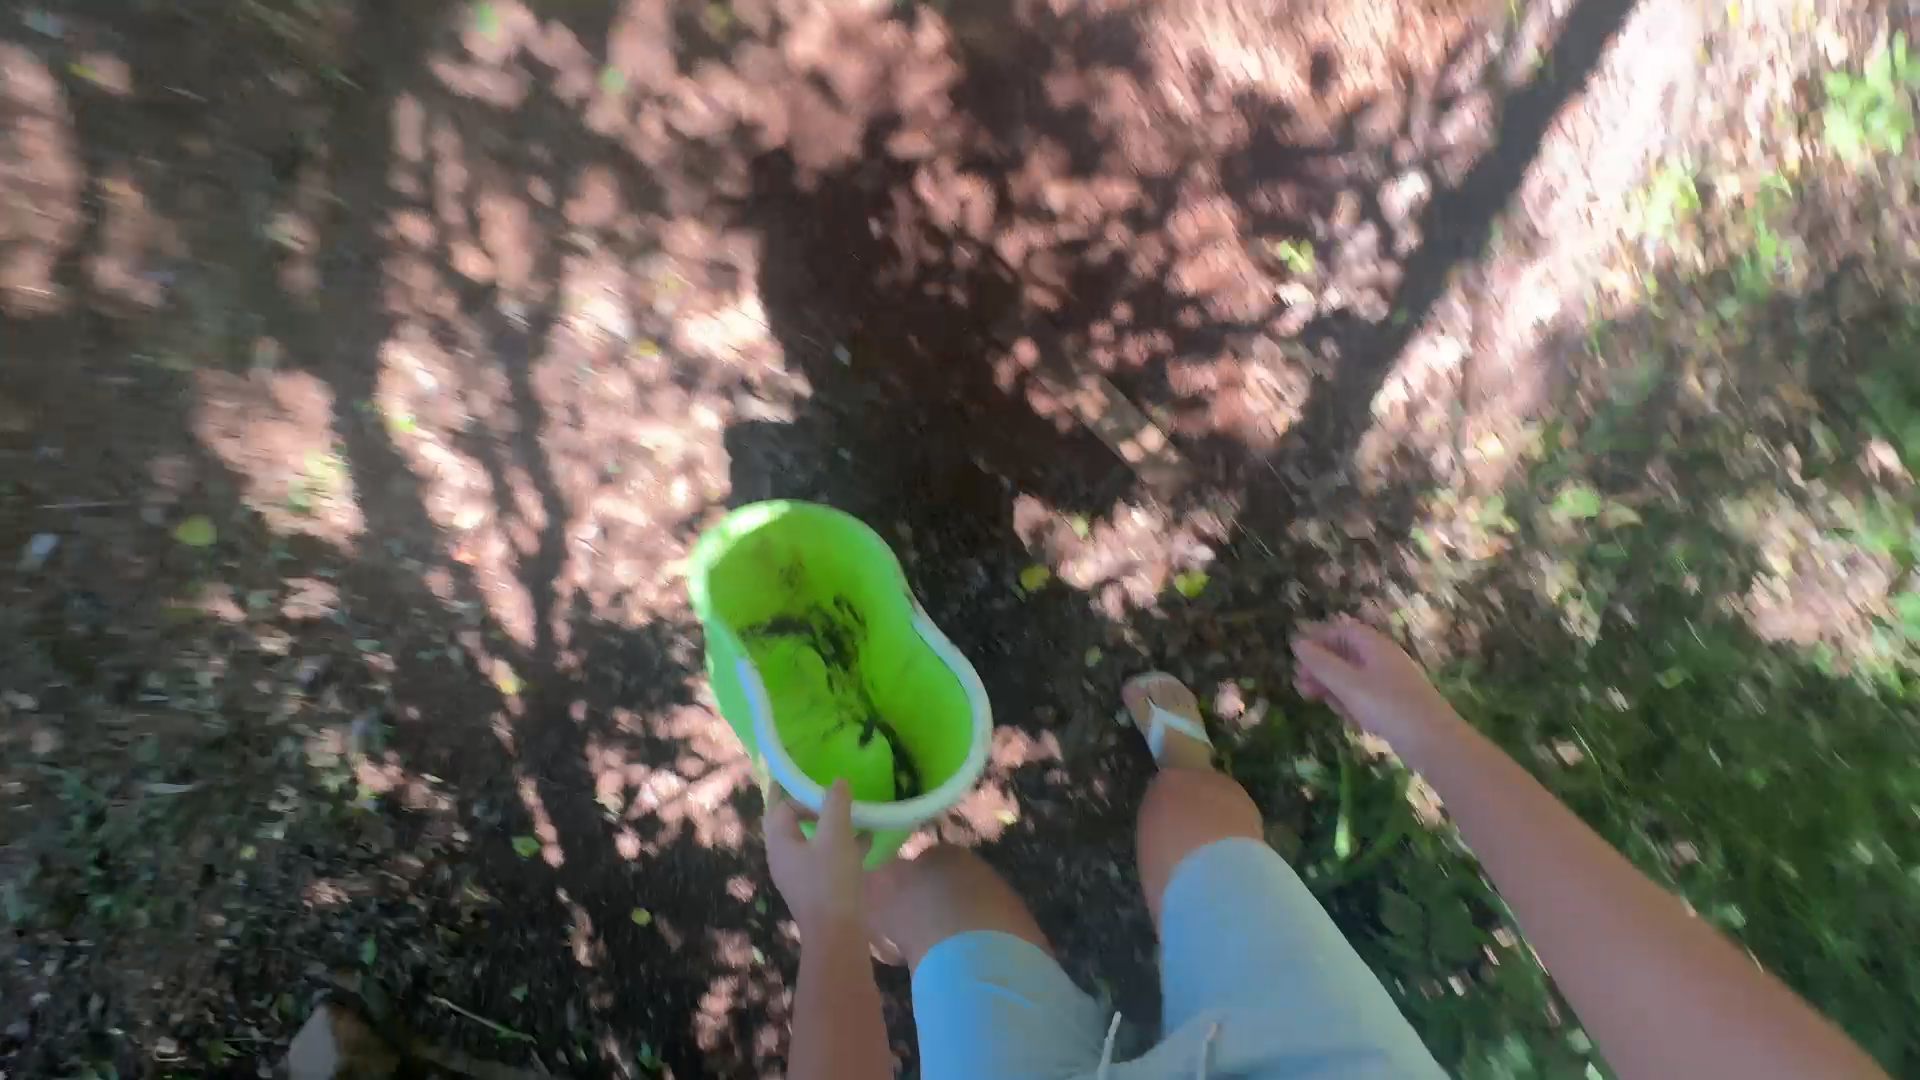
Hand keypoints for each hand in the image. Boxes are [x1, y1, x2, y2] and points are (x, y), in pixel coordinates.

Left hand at [765, 778, 868, 933]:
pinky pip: (827, 855)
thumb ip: (835, 803)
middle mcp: (784, 857)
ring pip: (812, 839)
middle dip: (808, 804)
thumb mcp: (835, 835)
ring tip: (852, 810)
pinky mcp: (818, 886)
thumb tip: (837, 782)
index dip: (801, 795)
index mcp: (780, 843)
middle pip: (791, 822)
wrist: (838, 935)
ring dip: (830, 823)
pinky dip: (843, 843)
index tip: (822, 789)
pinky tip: (867, 837)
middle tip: (825, 789)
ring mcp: (801, 874)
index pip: (781, 807)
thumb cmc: (830, 880)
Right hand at [1291, 616, 1468, 760]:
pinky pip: (1363, 696)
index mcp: (1374, 646)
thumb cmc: (1388, 706)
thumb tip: (1297, 643)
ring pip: (1351, 678)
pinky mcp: (1393, 705)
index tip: (1298, 657)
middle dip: (1320, 668)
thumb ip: (1320, 663)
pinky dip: (1349, 703)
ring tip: (1315, 702)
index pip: (1342, 630)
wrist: (1435, 744)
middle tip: (1301, 685)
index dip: (1318, 638)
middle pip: (1344, 654)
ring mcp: (1388, 683)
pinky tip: (1346, 719)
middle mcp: (1382, 660)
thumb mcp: (1348, 684)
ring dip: (1330, 687)